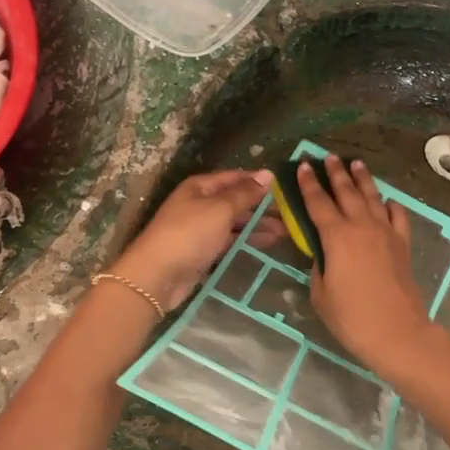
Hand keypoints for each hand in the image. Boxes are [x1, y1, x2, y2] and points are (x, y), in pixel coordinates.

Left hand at [111, 170, 283, 310]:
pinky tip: (267, 243)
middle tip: (292, 214)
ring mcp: (201, 228)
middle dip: (263, 206)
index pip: (236, 177)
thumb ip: (245, 193)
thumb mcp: (220, 209)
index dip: (259, 181)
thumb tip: (268, 174)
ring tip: (287, 231)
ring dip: (259, 225)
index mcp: (201, 187)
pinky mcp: (203, 250)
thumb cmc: (189, 234)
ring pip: (235, 222)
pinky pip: (231, 240)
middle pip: (236, 200)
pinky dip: (247, 240)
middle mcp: (200, 203)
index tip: (287, 188)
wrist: (157, 275)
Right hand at [300, 156, 440, 373]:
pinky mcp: (403, 245)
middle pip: (347, 192)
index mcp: (337, 236)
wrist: (397, 331)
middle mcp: (362, 226)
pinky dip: (392, 205)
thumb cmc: (352, 317)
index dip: (309, 184)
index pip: (318, 203)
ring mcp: (386, 233)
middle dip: (336, 174)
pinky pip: (398, 216)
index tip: (304, 166)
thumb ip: (319, 266)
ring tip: (356, 164)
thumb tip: (323, 252)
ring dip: (363, 180)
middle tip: (328, 157)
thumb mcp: (321, 293)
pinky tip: (388, 201)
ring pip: (373, 198)